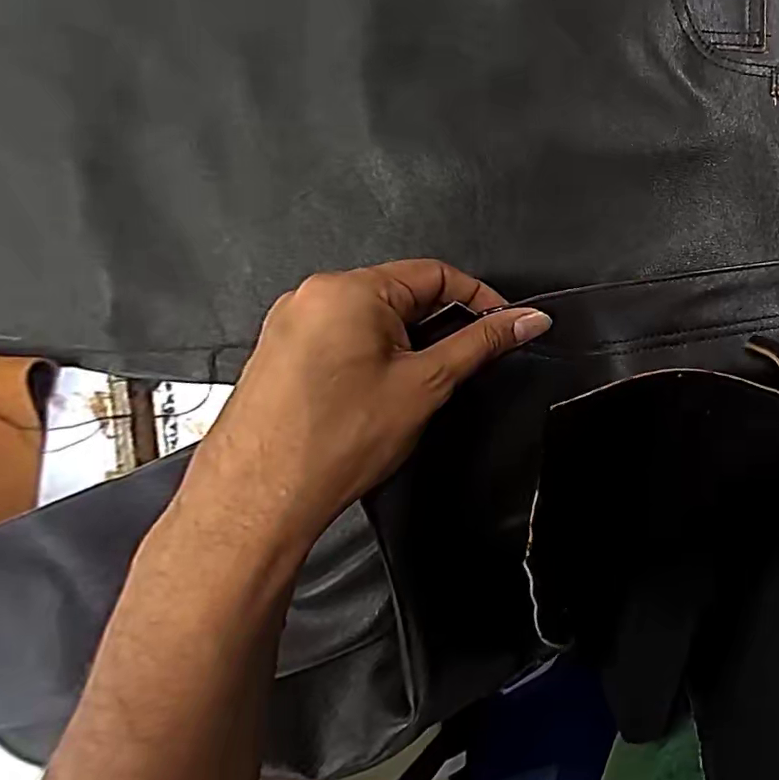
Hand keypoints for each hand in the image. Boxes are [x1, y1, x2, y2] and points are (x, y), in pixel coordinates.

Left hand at [183, 260, 550, 541]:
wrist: (253, 505)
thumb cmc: (327, 445)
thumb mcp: (428, 383)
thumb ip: (483, 343)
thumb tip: (525, 320)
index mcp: (347, 291)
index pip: (437, 274)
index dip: (481, 300)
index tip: (505, 324)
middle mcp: (313, 298)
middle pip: (407, 293)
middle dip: (446, 323)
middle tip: (468, 360)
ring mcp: (293, 325)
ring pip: (379, 317)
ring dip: (413, 342)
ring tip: (423, 384)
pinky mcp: (284, 353)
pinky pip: (348, 336)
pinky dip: (381, 354)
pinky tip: (387, 392)